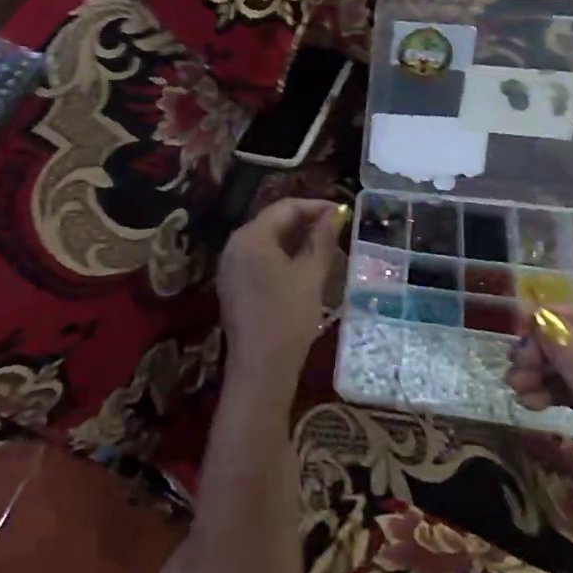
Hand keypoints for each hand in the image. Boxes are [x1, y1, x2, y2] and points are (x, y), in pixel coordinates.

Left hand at [218, 198, 341, 379]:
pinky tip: (305, 269)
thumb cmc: (288, 317)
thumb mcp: (311, 276)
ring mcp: (230, 267)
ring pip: (267, 242)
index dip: (316, 206)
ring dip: (296, 241)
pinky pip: (259, 260)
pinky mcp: (233, 285)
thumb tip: (335, 214)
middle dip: (306, 223)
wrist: (260, 366)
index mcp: (250, 236)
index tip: (343, 213)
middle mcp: (234, 245)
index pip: (285, 207)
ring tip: (327, 249)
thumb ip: (322, 240)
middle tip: (337, 231)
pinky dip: (282, 258)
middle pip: (273, 222)